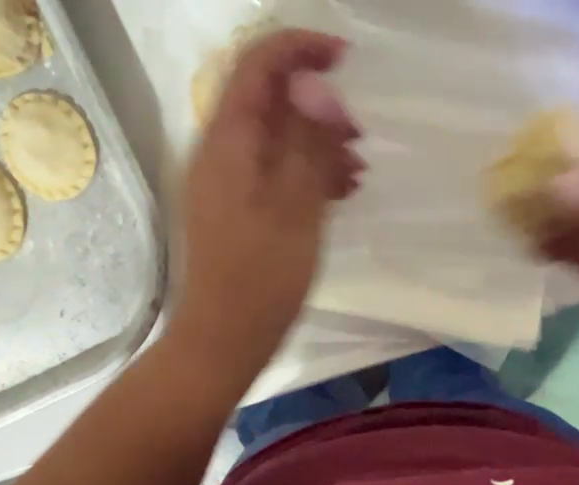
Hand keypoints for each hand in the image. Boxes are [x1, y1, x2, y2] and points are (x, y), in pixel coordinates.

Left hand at [173, 29, 363, 368]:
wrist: (222, 342)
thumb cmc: (260, 280)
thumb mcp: (295, 208)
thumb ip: (307, 142)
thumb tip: (317, 86)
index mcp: (228, 142)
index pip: (258, 64)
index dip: (302, 49)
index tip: (348, 60)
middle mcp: (220, 153)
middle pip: (267, 99)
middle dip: (316, 102)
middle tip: (359, 131)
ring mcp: (225, 184)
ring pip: (274, 139)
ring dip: (316, 141)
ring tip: (357, 168)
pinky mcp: (236, 213)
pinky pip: (272, 173)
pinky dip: (306, 172)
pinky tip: (339, 193)